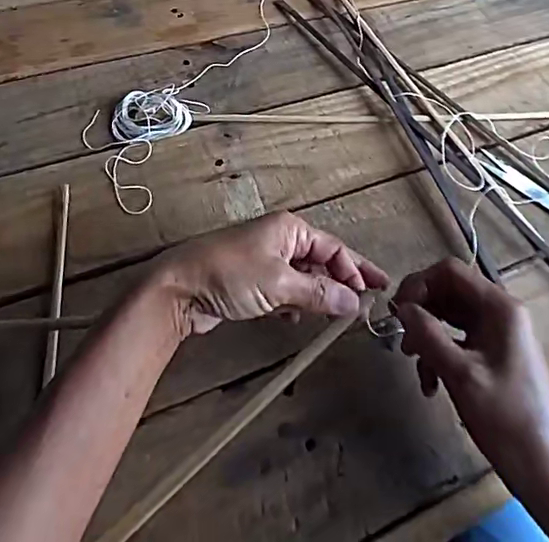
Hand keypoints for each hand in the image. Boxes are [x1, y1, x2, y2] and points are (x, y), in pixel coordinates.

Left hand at [146, 211, 388, 335]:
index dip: (354, 270)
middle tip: (372, 292)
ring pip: (303, 277)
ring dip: (319, 293)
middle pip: (321, 260)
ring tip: (338, 311)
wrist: (176, 289)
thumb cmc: (228, 274)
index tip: (372, 290)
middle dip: (344, 278)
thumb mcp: (279, 284)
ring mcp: (264, 260)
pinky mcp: (250, 282)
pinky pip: (285, 290)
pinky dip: (296, 303)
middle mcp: (280, 239)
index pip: (333, 248)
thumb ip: (319, 293)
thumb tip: (353, 303)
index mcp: (290, 229)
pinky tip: (298, 318)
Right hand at [393, 260, 548, 476]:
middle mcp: (500, 311)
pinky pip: (461, 341)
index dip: (420, 283)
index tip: (397, 311)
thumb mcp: (462, 375)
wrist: (546, 463)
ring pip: (452, 318)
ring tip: (414, 366)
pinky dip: (442, 356)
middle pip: (451, 293)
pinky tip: (431, 385)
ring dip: (429, 337)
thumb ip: (429, 336)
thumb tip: (403, 308)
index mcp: (499, 306)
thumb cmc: (506, 416)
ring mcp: (498, 333)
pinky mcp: (494, 355)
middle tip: (401, 340)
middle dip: (422, 312)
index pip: (452, 272)